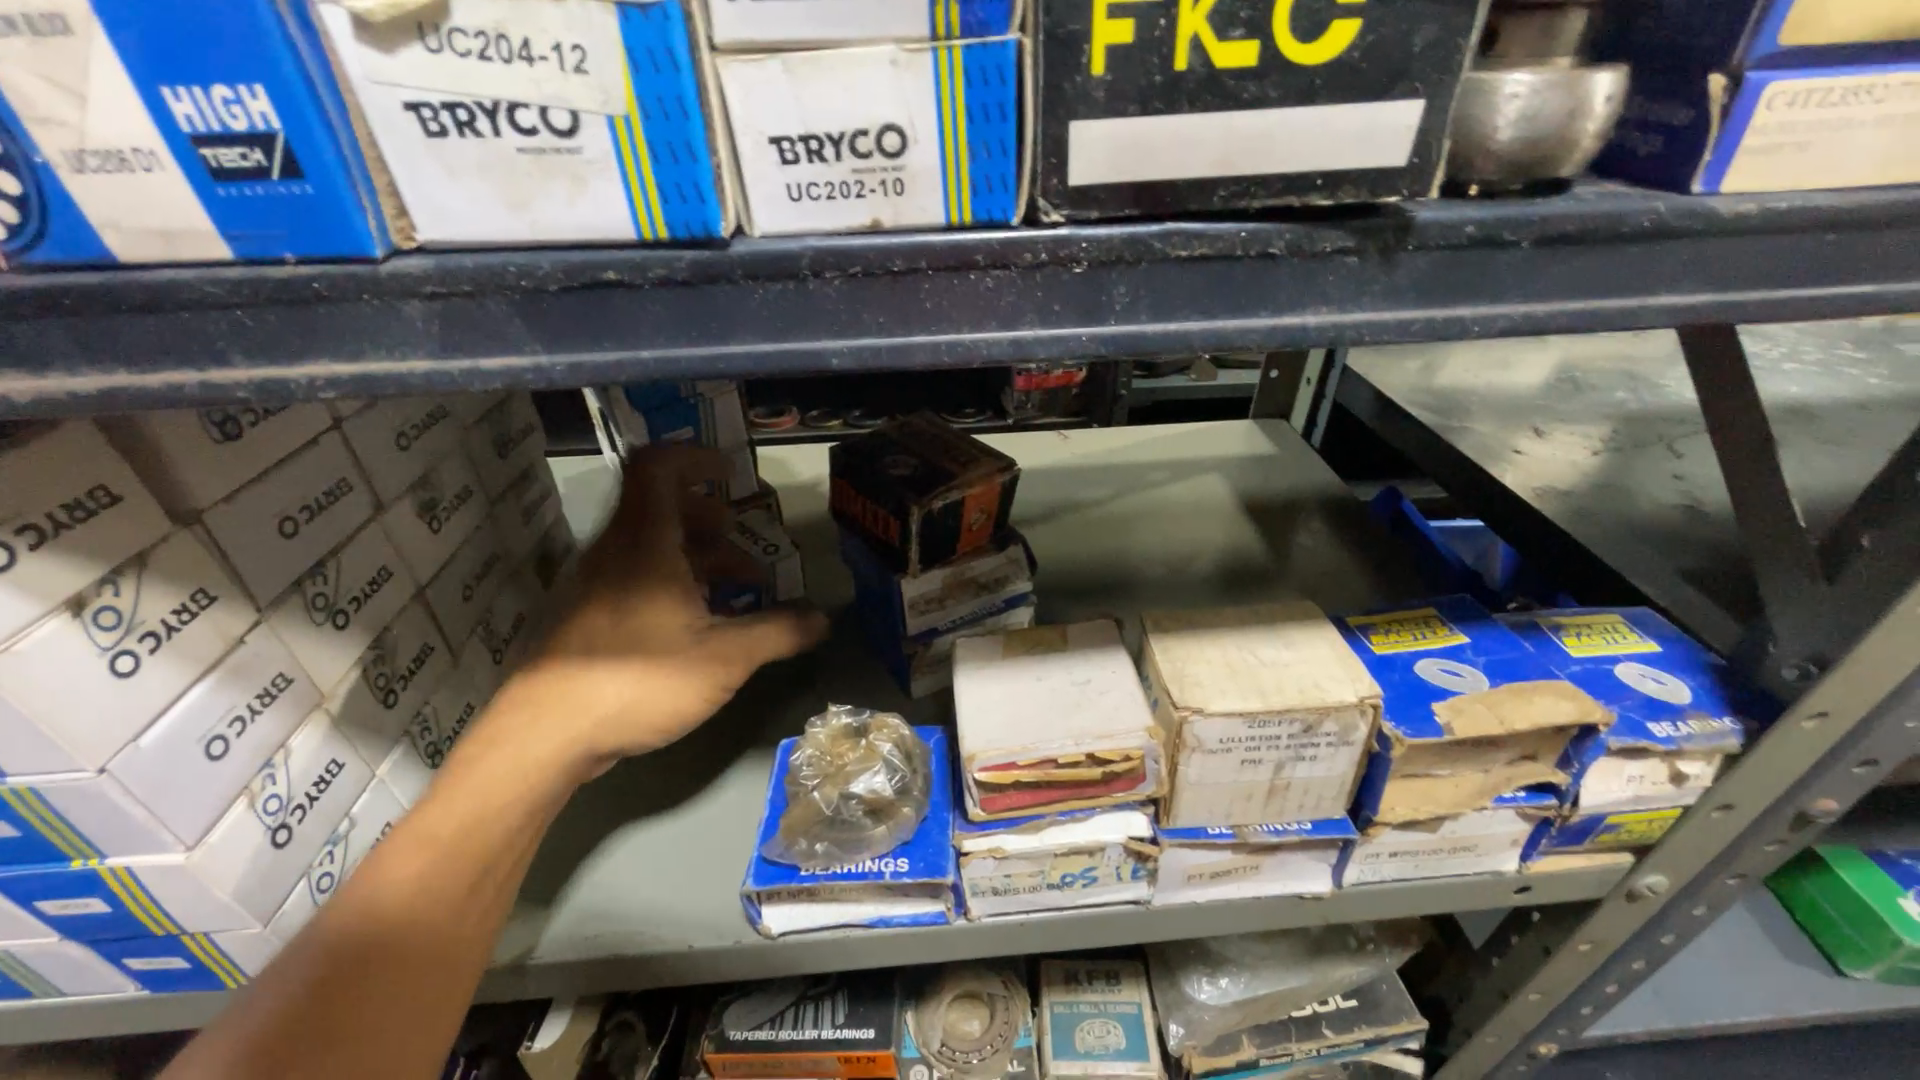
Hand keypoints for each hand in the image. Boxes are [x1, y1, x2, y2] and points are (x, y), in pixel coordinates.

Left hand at [478, 446, 827, 781]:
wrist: (546, 735)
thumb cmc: (639, 679)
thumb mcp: (725, 658)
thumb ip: (777, 632)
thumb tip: (822, 618)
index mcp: (645, 543)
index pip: (657, 468)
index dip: (694, 457)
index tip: (732, 475)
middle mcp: (615, 552)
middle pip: (660, 509)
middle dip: (710, 520)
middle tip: (745, 545)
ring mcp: (596, 586)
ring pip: (651, 548)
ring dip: (698, 558)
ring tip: (739, 591)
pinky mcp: (588, 619)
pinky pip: (637, 579)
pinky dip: (675, 585)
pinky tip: (701, 627)